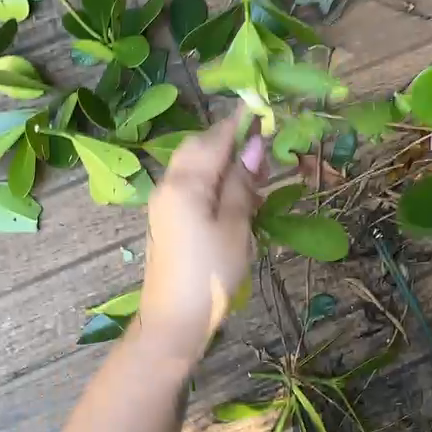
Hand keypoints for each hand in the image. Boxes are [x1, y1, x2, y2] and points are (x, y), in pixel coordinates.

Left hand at [138, 117, 264, 365]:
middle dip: (231, 140)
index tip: (265, 109)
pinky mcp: (169, 220)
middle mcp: (169, 185)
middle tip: (265, 149)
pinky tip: (240, 197)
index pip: (215, 138)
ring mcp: (165, 203)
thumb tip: (253, 146)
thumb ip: (242, 183)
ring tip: (259, 175)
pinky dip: (216, 182)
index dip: (240, 122)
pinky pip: (193, 186)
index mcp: (185, 182)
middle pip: (200, 147)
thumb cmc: (210, 274)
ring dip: (225, 162)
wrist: (174, 322)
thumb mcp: (236, 226)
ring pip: (196, 166)